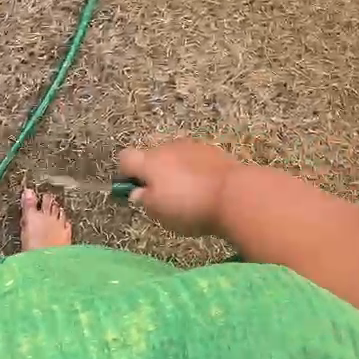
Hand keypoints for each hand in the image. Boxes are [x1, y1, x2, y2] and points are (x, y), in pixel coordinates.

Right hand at [117, 140, 239, 237]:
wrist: (233, 194)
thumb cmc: (189, 206)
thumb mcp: (159, 213)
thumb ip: (144, 200)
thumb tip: (137, 192)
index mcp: (148, 161)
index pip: (125, 158)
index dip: (126, 173)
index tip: (137, 190)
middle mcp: (166, 147)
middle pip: (151, 157)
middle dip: (154, 175)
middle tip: (165, 199)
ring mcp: (190, 146)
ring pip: (174, 157)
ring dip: (176, 172)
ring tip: (190, 196)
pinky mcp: (212, 150)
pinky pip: (194, 159)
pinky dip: (195, 170)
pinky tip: (206, 189)